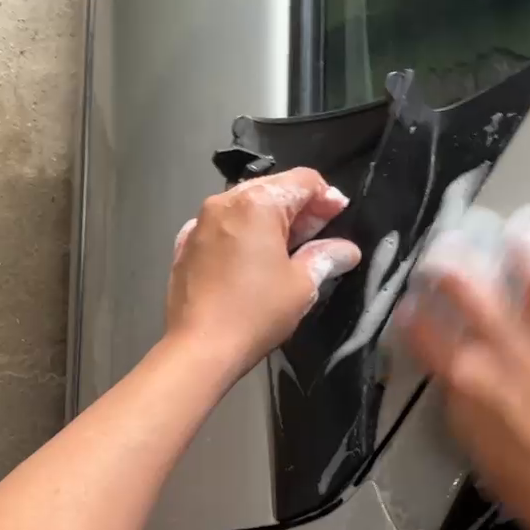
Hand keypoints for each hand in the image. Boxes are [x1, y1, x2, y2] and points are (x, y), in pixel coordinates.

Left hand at [166, 168, 361, 369]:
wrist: (198, 348)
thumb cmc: (255, 313)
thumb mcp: (301, 285)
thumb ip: (325, 257)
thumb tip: (345, 250)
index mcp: (257, 203)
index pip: (303, 181)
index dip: (327, 197)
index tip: (340, 218)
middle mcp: (223, 202)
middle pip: (271, 190)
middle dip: (298, 209)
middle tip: (319, 235)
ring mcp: (198, 224)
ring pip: (243, 209)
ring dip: (268, 222)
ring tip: (287, 250)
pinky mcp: (184, 248)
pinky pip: (220, 230)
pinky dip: (240, 237)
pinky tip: (250, 261)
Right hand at [397, 239, 529, 529]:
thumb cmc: (516, 473)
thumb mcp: (466, 433)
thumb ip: (456, 389)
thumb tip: (448, 360)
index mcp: (467, 378)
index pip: (425, 333)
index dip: (411, 314)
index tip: (407, 303)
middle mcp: (506, 354)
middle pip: (472, 296)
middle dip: (451, 266)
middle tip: (443, 250)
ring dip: (529, 255)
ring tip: (523, 229)